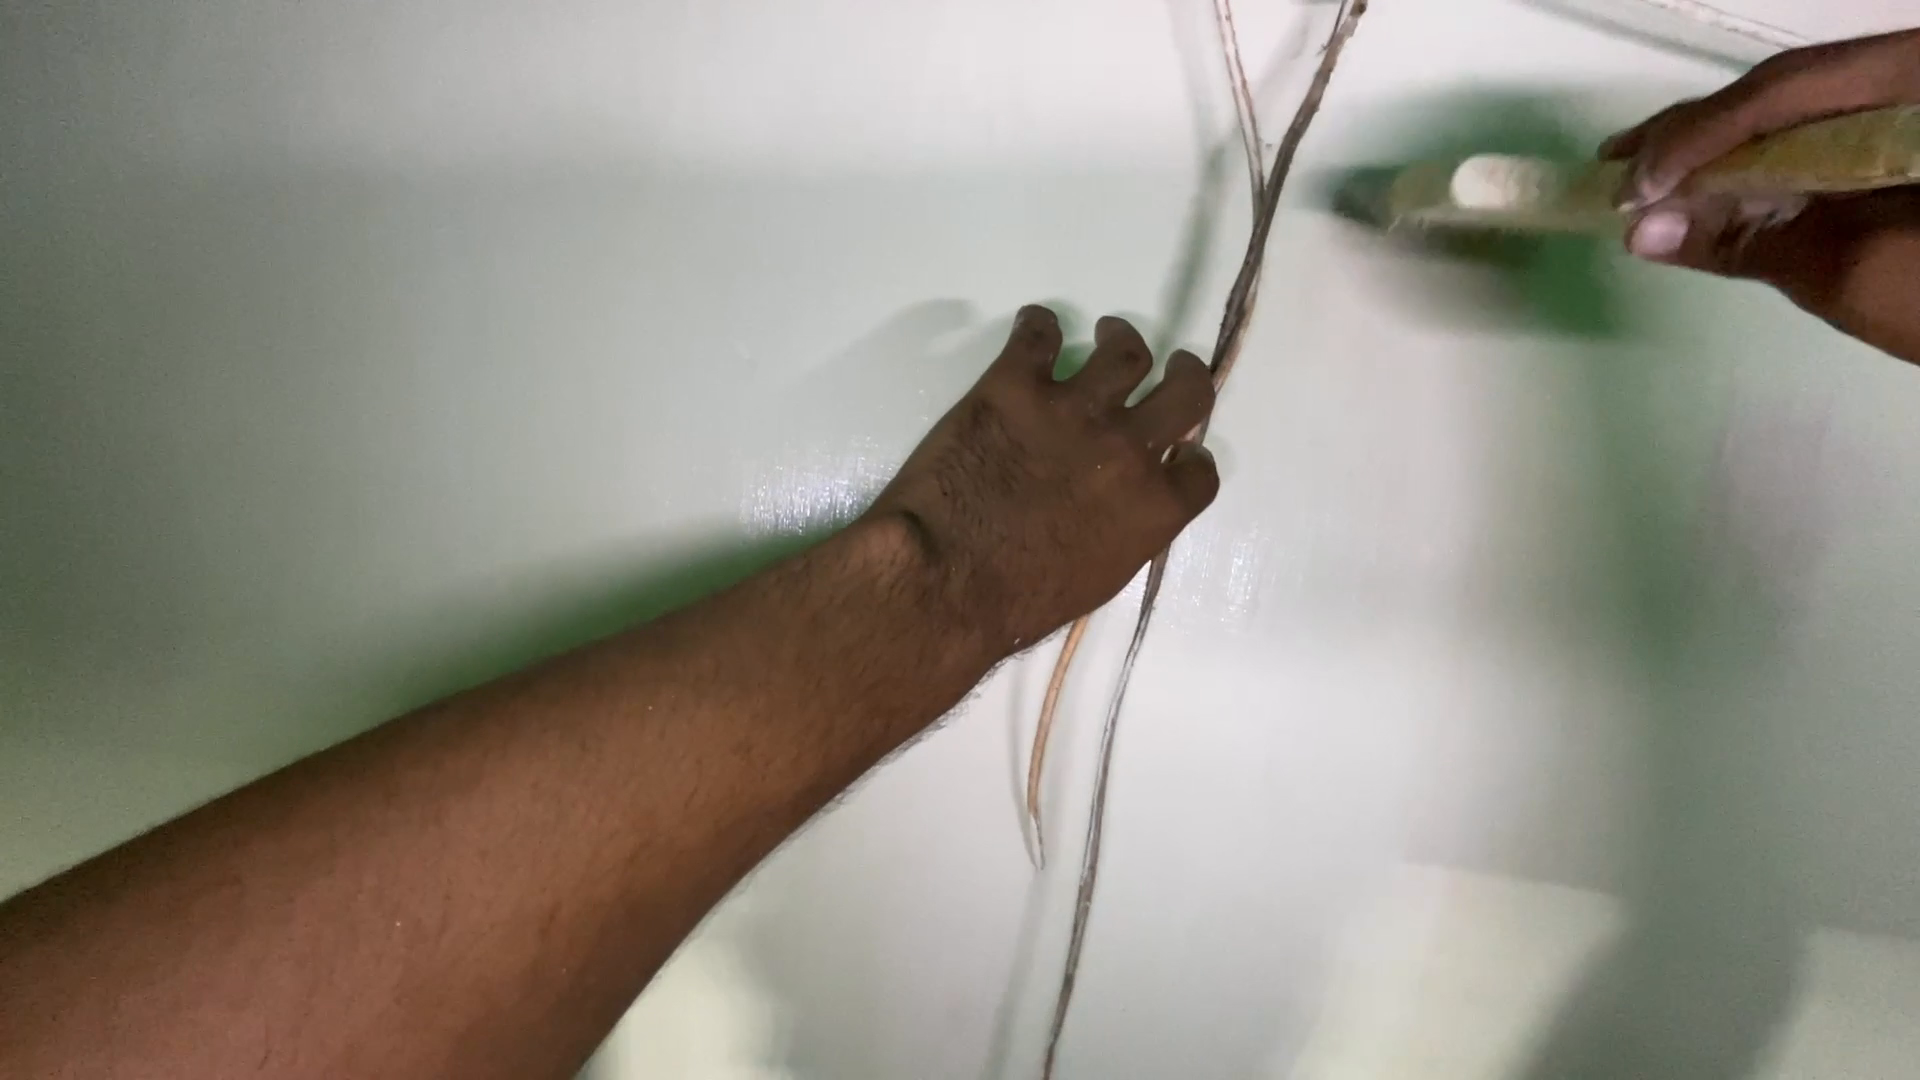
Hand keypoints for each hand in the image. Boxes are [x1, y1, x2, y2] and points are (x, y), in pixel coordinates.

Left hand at [866, 305, 1218, 653]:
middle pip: (1186, 391)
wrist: (946, 579)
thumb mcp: (1093, 581)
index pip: (1201, 470)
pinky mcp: (1014, 385)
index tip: (1179, 453)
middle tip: (1174, 366)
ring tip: (1108, 332)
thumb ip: (1122, 534)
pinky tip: (1036, 330)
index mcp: (1154, 508)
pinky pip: (1039, 333)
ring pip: (1124, 350)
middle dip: (1186, 374)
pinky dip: (1039, 326)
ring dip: (1121, 338)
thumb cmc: (1016, 603)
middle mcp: (1128, 449)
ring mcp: (1074, 410)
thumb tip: (1120, 509)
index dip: (1191, 458)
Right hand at [1606, 28, 1919, 363]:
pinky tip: (1694, 187)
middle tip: (1611, 174)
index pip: (1790, 90)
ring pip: (1794, 109)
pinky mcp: (1893, 144)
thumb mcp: (1849, 269)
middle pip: (1787, 90)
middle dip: (1691, 136)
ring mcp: (1902, 110)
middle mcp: (1910, 80)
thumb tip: (1640, 232)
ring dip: (1709, 148)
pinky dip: (1748, 162)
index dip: (1696, 136)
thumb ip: (1749, 240)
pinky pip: (1813, 135)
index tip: (1629, 191)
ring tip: (1637, 181)